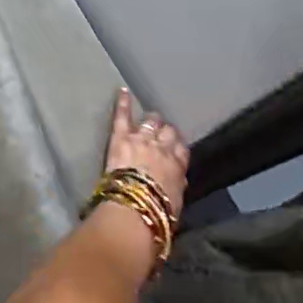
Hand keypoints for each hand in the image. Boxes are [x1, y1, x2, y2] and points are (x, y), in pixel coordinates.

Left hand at [106, 88, 188, 219]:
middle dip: (165, 131)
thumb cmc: (157, 212)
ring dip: (151, 120)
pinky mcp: (121, 136)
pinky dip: (122, 102)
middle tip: (161, 131)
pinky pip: (122, 116)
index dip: (177, 146)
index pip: (181, 149)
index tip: (174, 145)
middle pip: (167, 132)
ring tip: (151, 117)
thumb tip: (178, 180)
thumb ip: (177, 185)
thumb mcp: (175, 202)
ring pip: (150, 122)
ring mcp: (141, 139)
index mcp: (178, 166)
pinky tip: (122, 90)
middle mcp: (162, 148)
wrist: (135, 207)